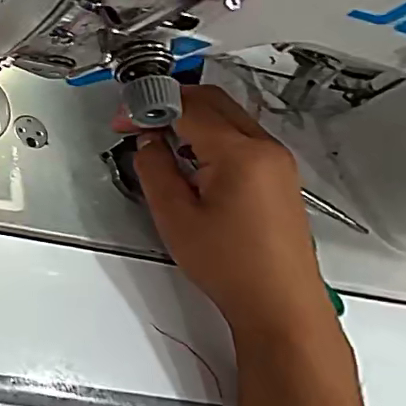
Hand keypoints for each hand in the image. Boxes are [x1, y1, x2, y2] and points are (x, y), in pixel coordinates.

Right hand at [124, 85, 335, 337]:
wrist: (279, 305)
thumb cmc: (235, 269)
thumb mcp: (175, 217)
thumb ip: (154, 170)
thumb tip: (147, 144)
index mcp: (241, 155)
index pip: (188, 108)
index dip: (150, 107)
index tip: (126, 117)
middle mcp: (266, 149)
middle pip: (212, 101)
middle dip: (170, 102)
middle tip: (138, 120)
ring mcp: (277, 161)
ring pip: (227, 115)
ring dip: (190, 118)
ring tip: (159, 141)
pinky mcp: (278, 176)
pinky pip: (240, 137)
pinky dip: (209, 135)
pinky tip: (188, 159)